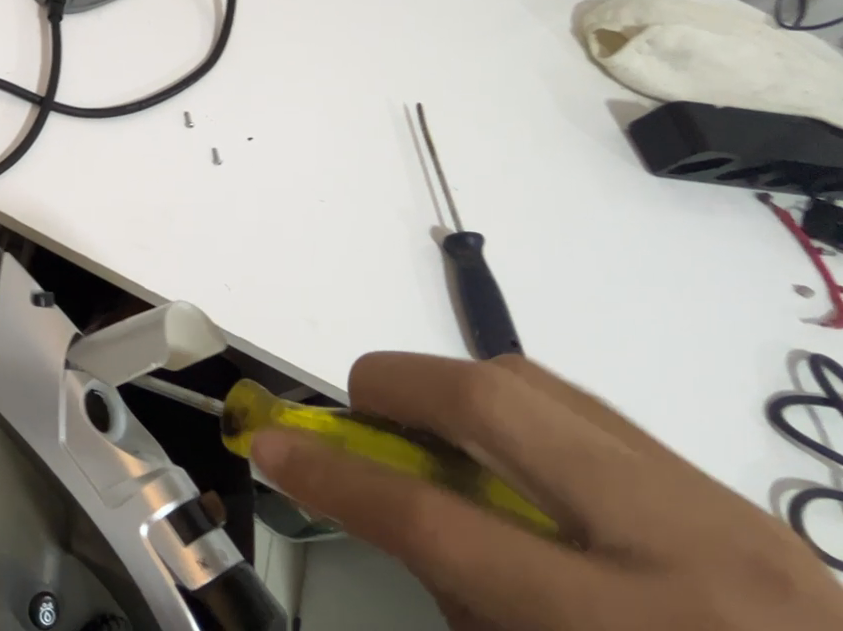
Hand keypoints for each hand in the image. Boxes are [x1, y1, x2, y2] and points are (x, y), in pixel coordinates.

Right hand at [251, 352, 842, 630]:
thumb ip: (455, 589)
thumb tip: (383, 494)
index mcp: (632, 627)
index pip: (440, 522)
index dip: (335, 476)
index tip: (269, 444)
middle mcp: (683, 544)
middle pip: (491, 402)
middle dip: (391, 389)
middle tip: (353, 425)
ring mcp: (715, 503)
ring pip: (531, 384)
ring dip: (444, 397)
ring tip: (425, 448)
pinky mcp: (721, 486)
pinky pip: (574, 407)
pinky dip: (505, 415)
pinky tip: (498, 466)